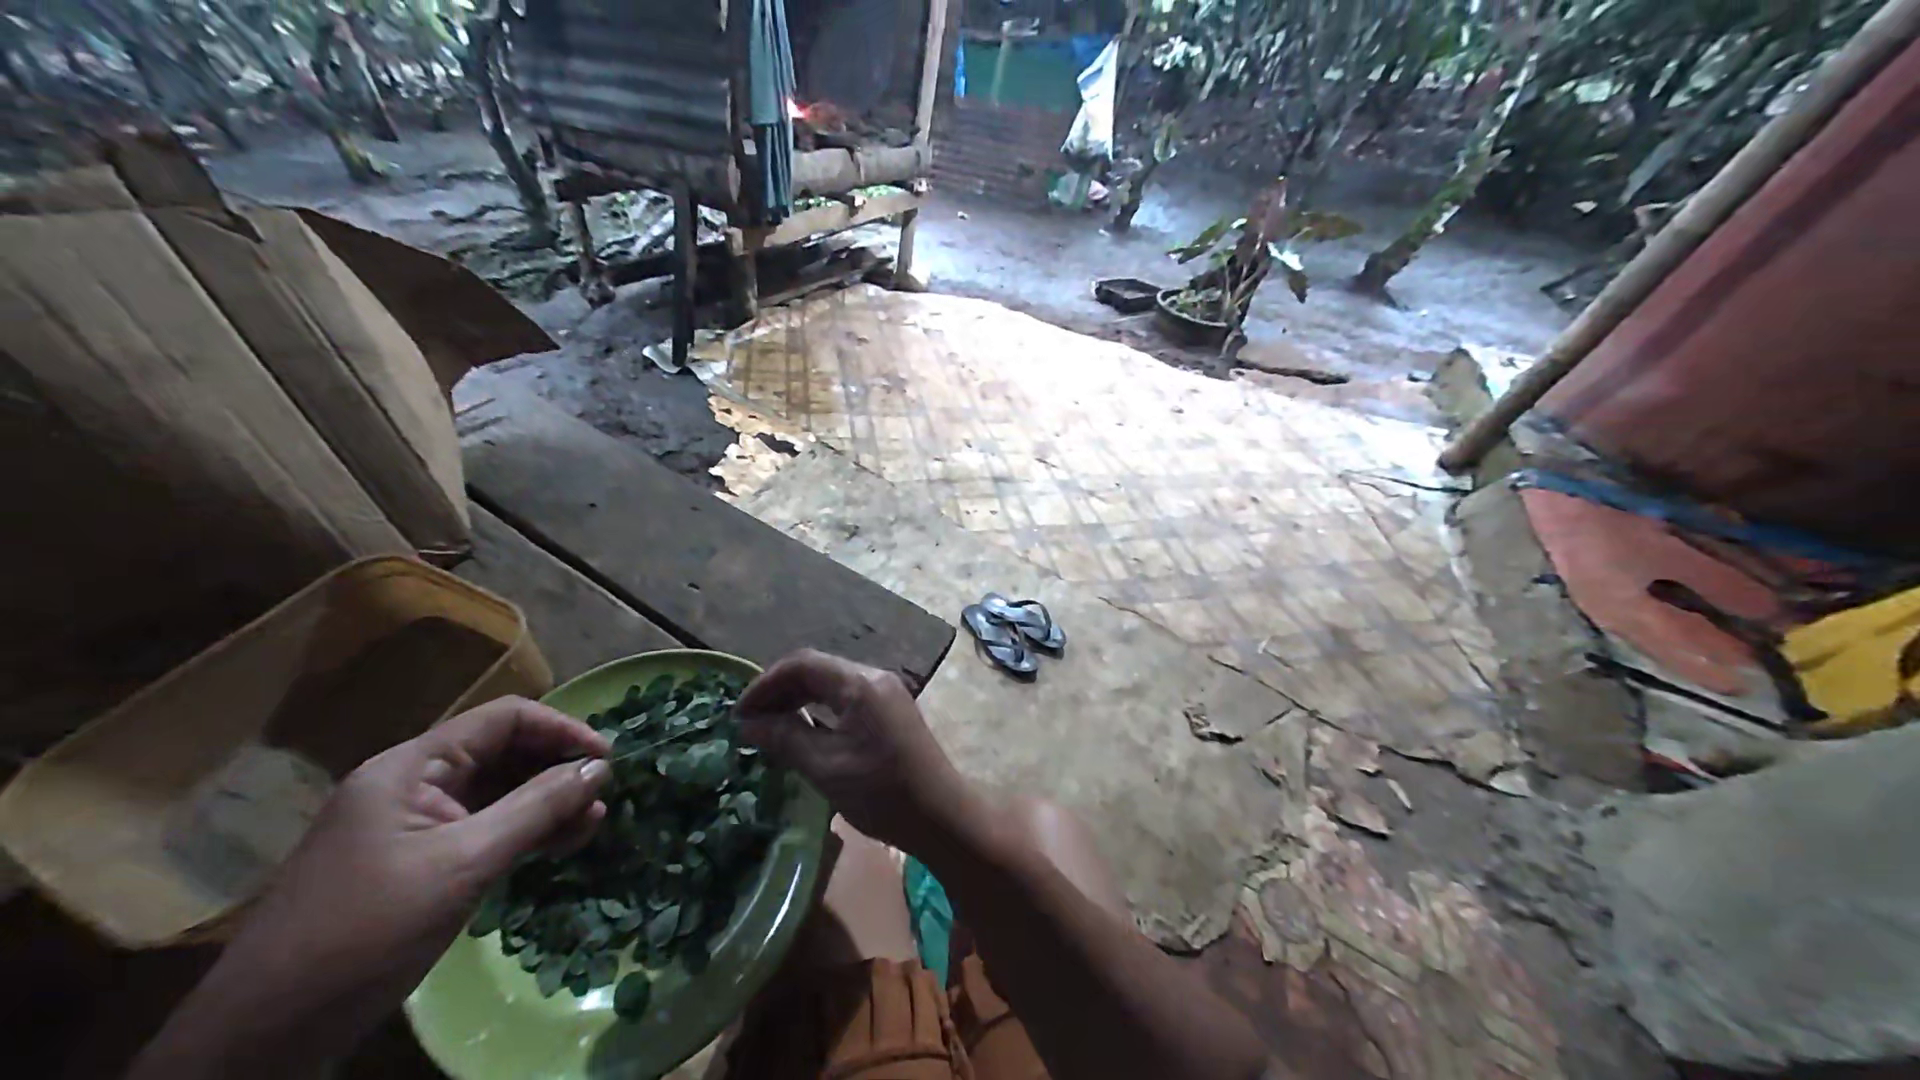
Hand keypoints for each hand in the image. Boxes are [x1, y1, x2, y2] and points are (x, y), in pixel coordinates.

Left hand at [129, 697, 610, 1078]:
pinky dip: (527, 831)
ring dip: (549, 802)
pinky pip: (488, 827)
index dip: (562, 729)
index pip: (504, 719)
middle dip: (558, 769)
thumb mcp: (463, 864)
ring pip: (501, 792)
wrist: (263, 1038)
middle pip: (504, 752)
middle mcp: (414, 784)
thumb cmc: (363, 934)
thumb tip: (600, 769)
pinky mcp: (422, 860)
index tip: (607, 759)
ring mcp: (416, 824)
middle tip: (603, 796)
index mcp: (410, 768)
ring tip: (592, 824)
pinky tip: (561, 843)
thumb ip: (536, 809)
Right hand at [736, 650, 974, 852]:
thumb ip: (785, 738)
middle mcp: (875, 678)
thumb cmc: (883, 793)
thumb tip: (748, 724)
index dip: (765, 684)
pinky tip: (802, 732)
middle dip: (779, 690)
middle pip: (816, 669)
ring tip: (768, 727)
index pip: (802, 664)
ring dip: (797, 699)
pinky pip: (845, 698)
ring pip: (831, 682)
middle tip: (749, 722)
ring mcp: (886, 693)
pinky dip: (818, 709)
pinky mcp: (890, 711)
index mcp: (861, 684)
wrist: (942, 816)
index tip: (739, 713)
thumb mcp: (826, 768)